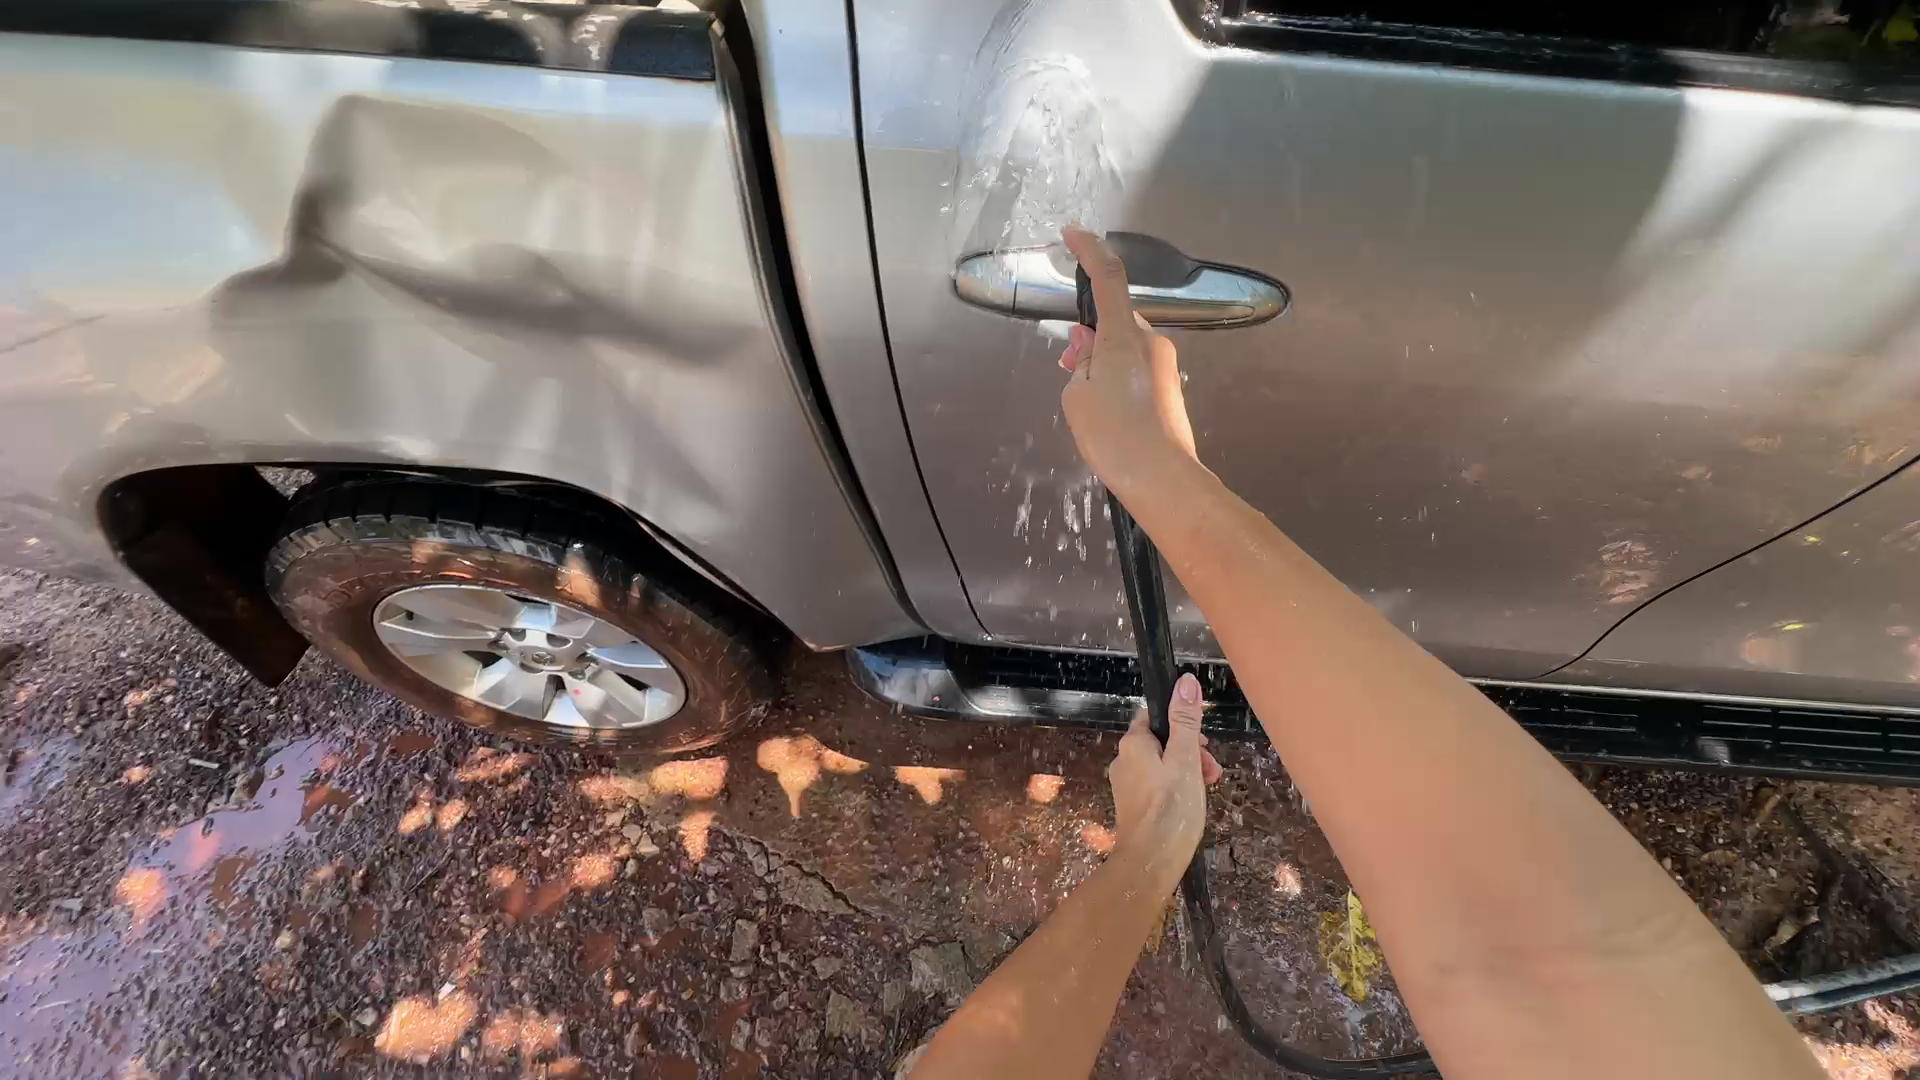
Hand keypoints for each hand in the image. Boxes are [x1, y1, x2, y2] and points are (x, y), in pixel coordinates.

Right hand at [1058, 226, 1199, 496]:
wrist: (1162, 478)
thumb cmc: (1113, 435)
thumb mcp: (1076, 397)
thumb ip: (1079, 363)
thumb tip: (1088, 347)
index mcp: (1122, 336)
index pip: (1107, 277)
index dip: (1089, 250)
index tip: (1072, 234)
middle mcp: (1150, 340)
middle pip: (1113, 319)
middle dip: (1088, 333)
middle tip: (1068, 363)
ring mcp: (1164, 363)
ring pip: (1123, 346)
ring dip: (1100, 358)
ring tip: (1085, 398)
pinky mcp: (1169, 386)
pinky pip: (1134, 367)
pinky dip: (1115, 375)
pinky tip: (1107, 410)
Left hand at [1108, 672, 1222, 888]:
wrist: (1150, 863)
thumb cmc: (1171, 807)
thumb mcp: (1185, 759)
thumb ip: (1186, 721)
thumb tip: (1186, 681)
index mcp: (1132, 743)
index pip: (1155, 716)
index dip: (1181, 724)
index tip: (1204, 742)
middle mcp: (1123, 759)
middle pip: (1161, 742)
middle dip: (1191, 751)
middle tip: (1213, 772)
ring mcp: (1126, 785)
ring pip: (1161, 765)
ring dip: (1187, 771)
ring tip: (1207, 790)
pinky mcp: (1132, 806)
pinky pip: (1156, 785)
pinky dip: (1176, 788)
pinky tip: (1191, 805)